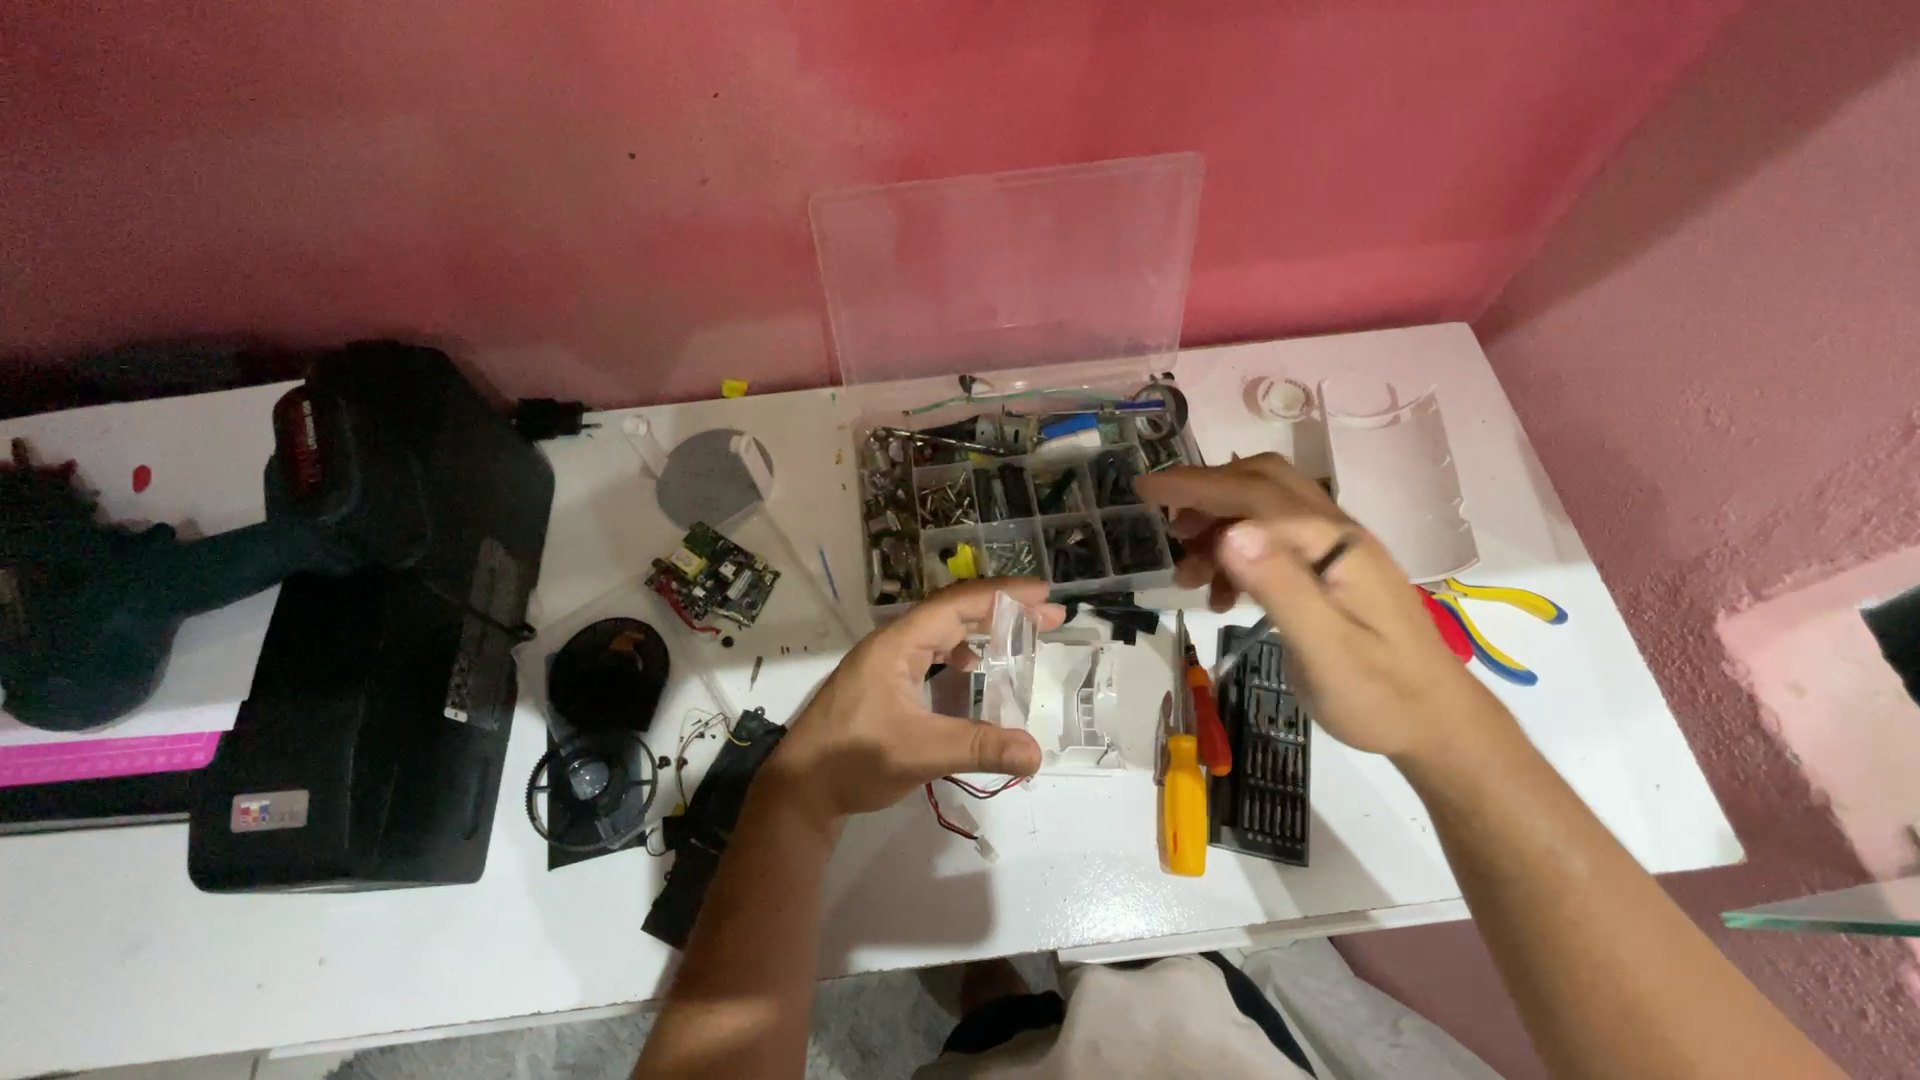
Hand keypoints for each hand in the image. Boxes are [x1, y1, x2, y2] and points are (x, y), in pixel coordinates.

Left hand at [761, 578, 1065, 826]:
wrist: (799, 790)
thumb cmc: (853, 760)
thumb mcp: (921, 752)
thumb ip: (979, 747)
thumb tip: (1036, 753)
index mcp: (897, 645)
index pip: (957, 604)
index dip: (1003, 596)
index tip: (1044, 595)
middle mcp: (891, 644)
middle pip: (952, 612)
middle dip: (1001, 611)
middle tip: (1048, 617)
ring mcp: (883, 664)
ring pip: (939, 633)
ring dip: (980, 632)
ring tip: (1019, 640)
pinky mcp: (881, 685)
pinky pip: (928, 654)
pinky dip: (958, 655)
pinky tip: (971, 672)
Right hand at [1136, 454, 1503, 759]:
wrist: (1435, 724)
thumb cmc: (1379, 695)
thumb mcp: (1326, 649)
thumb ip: (1280, 588)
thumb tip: (1229, 533)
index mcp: (1334, 543)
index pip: (1253, 495)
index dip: (1195, 487)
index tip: (1143, 489)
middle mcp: (1336, 533)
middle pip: (1261, 484)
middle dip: (1205, 495)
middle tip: (1163, 524)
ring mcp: (1335, 550)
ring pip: (1264, 510)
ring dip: (1218, 529)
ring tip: (1186, 576)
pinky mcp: (1329, 573)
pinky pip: (1273, 542)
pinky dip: (1236, 556)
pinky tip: (1220, 595)